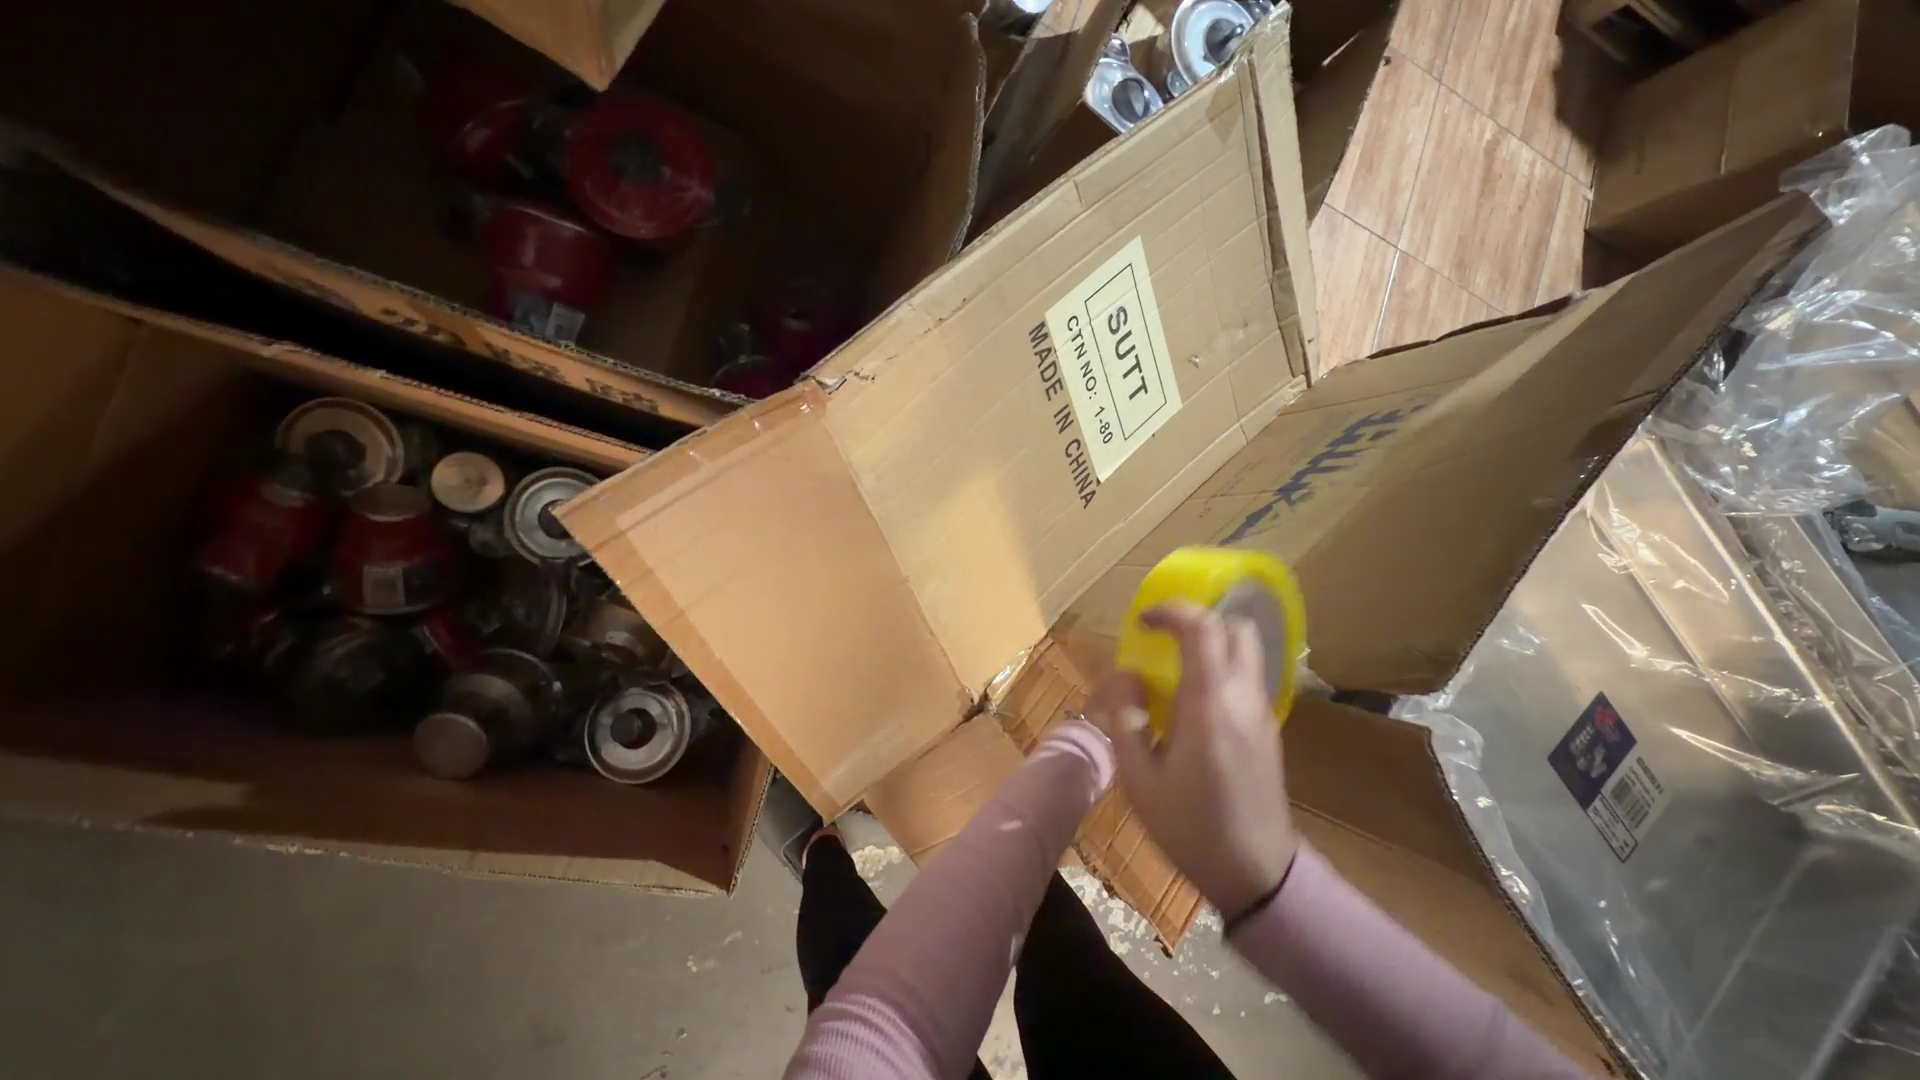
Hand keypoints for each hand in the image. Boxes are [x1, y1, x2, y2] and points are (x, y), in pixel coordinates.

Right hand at [1086, 603, 1298, 918]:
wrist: (1255, 872)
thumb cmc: (1190, 827)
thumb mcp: (1139, 779)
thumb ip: (1126, 719)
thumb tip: (1124, 677)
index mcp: (1209, 704)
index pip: (1202, 628)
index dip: (1171, 611)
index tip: (1142, 621)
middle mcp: (1243, 698)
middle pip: (1236, 628)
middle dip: (1199, 620)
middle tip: (1162, 638)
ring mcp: (1262, 713)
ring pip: (1248, 651)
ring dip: (1213, 643)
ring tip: (1174, 669)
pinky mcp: (1269, 731)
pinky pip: (1248, 678)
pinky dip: (1223, 668)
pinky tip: (1194, 703)